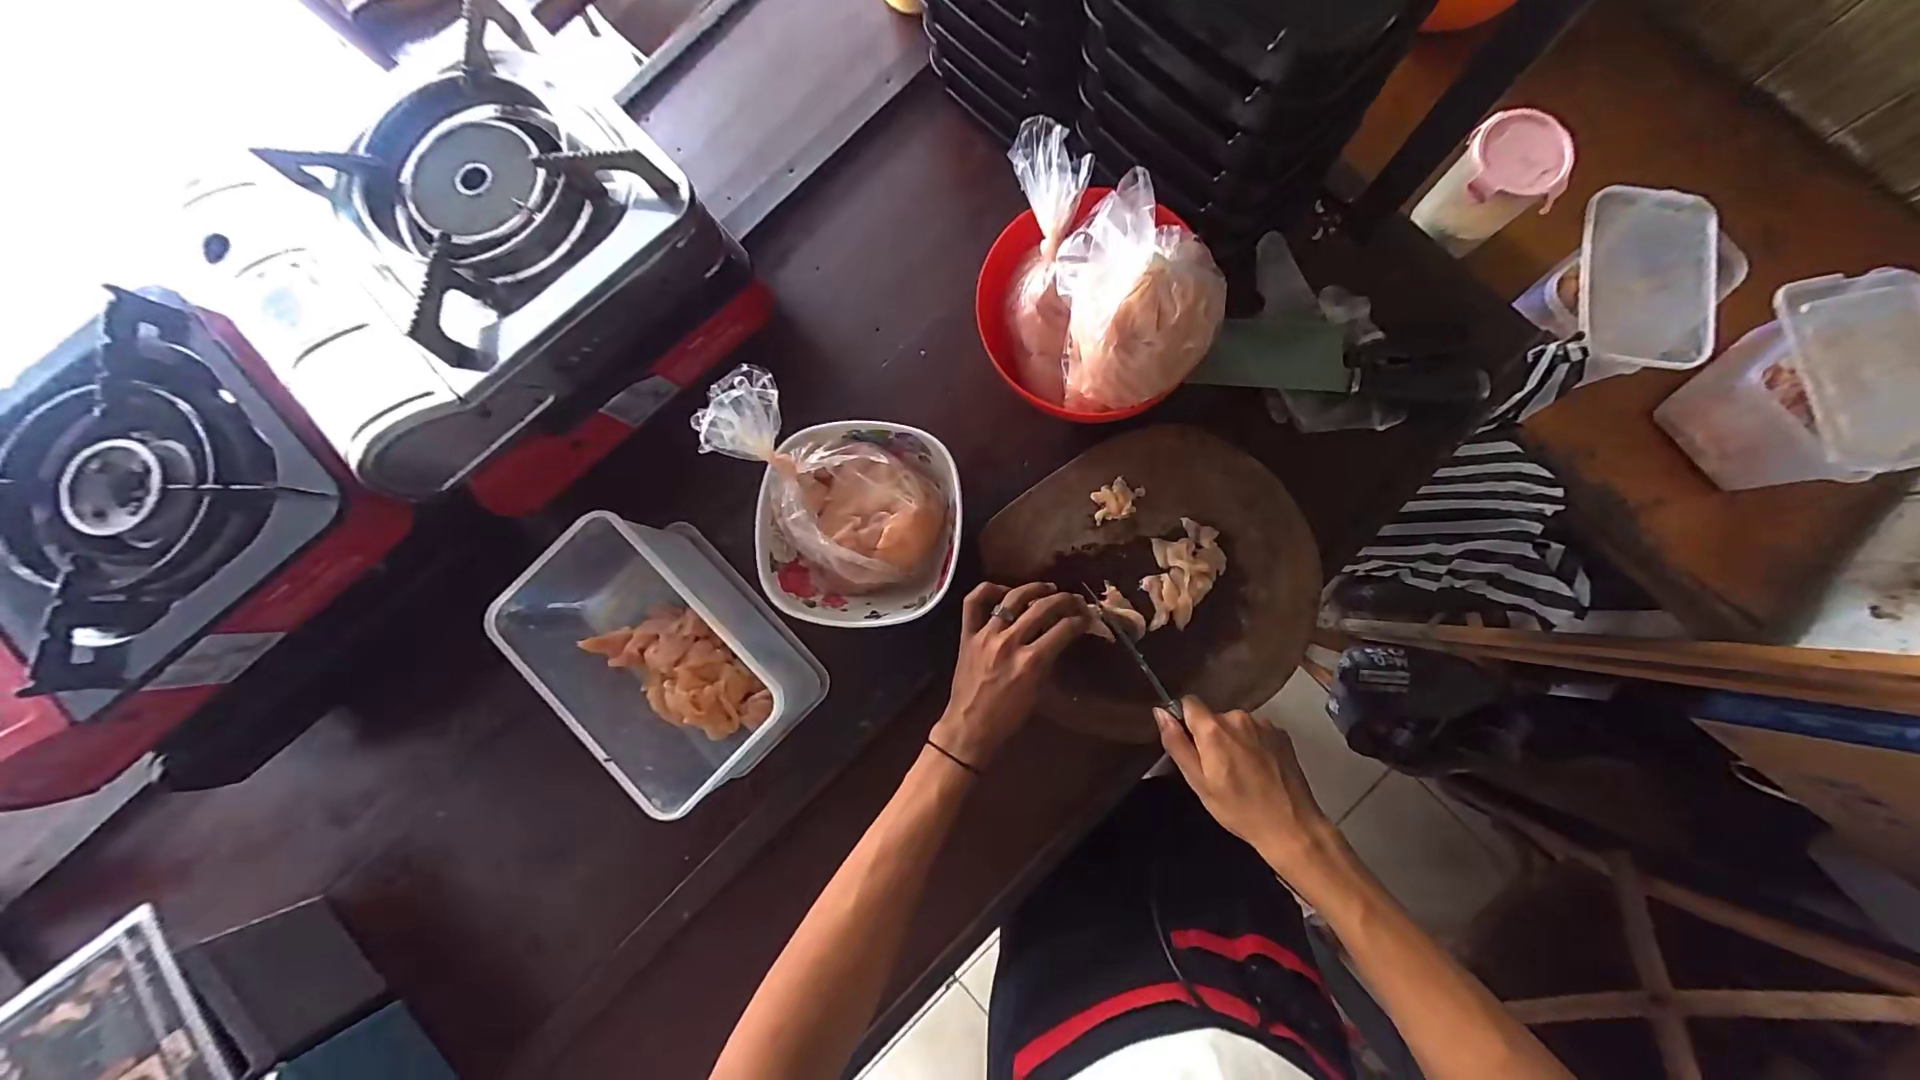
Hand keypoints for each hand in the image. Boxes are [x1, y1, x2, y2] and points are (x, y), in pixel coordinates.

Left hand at [931, 581, 1090, 769]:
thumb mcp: (1037, 691)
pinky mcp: (967, 634)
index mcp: (1031, 661)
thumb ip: (1047, 660)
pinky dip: (988, 590)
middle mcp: (1009, 642)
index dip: (1080, 620)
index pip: (1063, 628)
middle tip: (1074, 600)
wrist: (969, 726)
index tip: (1086, 617)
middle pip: (1043, 608)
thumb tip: (1060, 636)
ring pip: (1012, 598)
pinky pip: (973, 602)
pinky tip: (1004, 591)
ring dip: (1034, 589)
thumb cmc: (1008, 716)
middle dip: (1065, 600)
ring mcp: (986, 635)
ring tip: (1048, 589)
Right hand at [1156, 696, 1347, 885]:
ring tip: (1242, 772)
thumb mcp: (1198, 782)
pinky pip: (1256, 731)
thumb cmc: (1238, 809)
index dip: (1186, 721)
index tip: (1192, 746)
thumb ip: (1176, 743)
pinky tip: (1260, 770)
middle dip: (1211, 736)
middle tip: (1219, 769)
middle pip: (1213, 717)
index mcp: (1213, 729)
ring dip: (1234, 740)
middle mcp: (1238, 717)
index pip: (1189, 702)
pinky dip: (1254, 744)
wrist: (1292, 827)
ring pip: (1235, 725)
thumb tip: (1160, 712)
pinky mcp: (1282, 734)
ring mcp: (1263, 724)